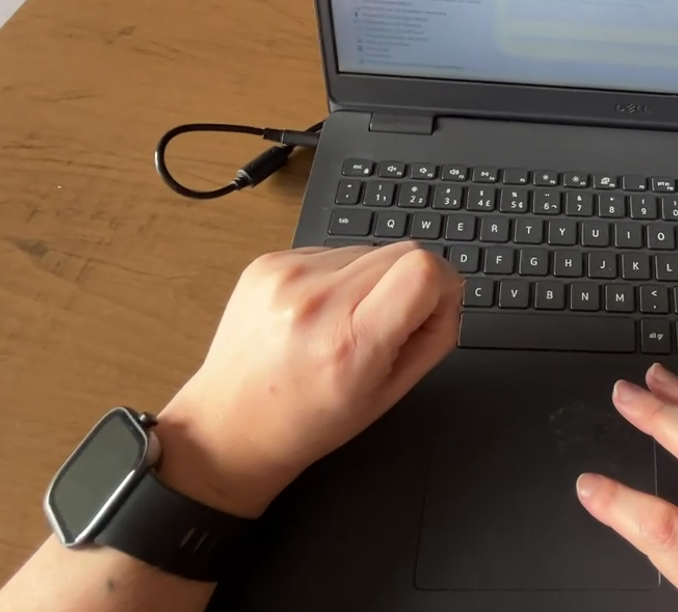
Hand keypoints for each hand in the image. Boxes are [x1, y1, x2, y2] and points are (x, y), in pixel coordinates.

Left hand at [154, 241, 459, 516]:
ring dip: (371, 279)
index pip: (424, 270)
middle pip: (404, 252)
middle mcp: (317, 301)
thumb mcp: (391, 393)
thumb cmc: (312, 420)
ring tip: (342, 321)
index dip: (444, 284)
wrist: (227, 428)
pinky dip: (338, 276)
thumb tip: (450, 291)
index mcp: (352, 342)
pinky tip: (317, 312)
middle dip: (410, 283)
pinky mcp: (268, 262)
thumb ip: (435, 337)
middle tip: (386, 324)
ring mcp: (287, 277)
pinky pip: (334, 251)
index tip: (434, 306)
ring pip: (370, 249)